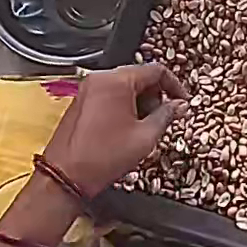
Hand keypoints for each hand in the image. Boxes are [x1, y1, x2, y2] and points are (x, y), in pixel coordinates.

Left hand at [42, 64, 188, 193]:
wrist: (65, 176)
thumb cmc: (102, 157)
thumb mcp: (145, 137)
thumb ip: (166, 116)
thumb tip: (179, 106)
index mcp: (117, 81)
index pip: (156, 70)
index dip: (174, 86)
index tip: (181, 102)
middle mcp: (100, 78)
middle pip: (139, 76)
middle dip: (155, 96)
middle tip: (163, 118)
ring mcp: (88, 89)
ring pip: (124, 85)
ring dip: (140, 101)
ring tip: (143, 128)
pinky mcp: (81, 101)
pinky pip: (109, 94)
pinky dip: (123, 105)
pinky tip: (126, 129)